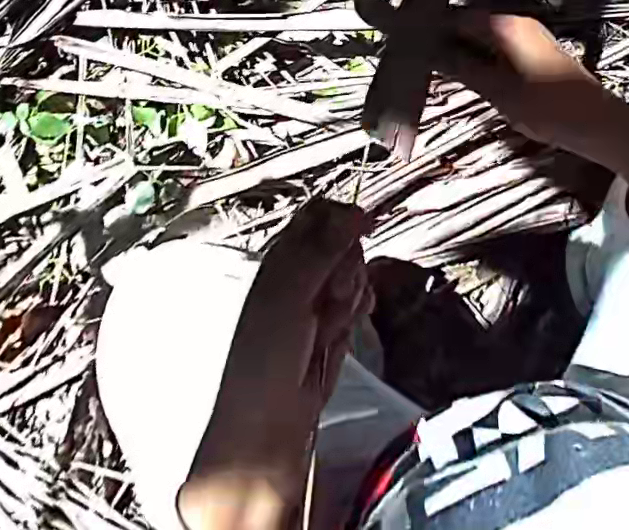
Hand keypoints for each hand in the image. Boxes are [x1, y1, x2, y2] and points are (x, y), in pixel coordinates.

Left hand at [178, 200, 372, 529]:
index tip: (362, 227)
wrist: (271, 417)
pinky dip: (355, 314)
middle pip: (346, 240)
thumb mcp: (291, 291)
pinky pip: (361, 299)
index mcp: (284, 252)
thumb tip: (355, 211)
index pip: (321, 212)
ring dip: (348, 297)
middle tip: (330, 293)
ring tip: (325, 325)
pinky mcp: (337, 319)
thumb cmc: (267, 350)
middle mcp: (304, 267)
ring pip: (357, 271)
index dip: (343, 216)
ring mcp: (321, 294)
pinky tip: (338, 333)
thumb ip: (324, 248)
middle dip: (347, 265)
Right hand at [438, 11, 628, 208]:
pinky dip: (480, 59)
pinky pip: (497, 49)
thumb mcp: (496, 90)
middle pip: (470, 25)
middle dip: (446, 40)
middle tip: (419, 58)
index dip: (432, 28)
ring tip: (436, 69)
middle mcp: (517, 24)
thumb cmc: (547, 106)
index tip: (409, 40)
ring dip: (462, 51)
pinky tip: (467, 76)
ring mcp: (528, 38)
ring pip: (483, 39)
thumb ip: (462, 68)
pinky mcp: (535, 54)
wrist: (599, 124)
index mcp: (506, 26)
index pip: (457, 17)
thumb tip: (430, 51)